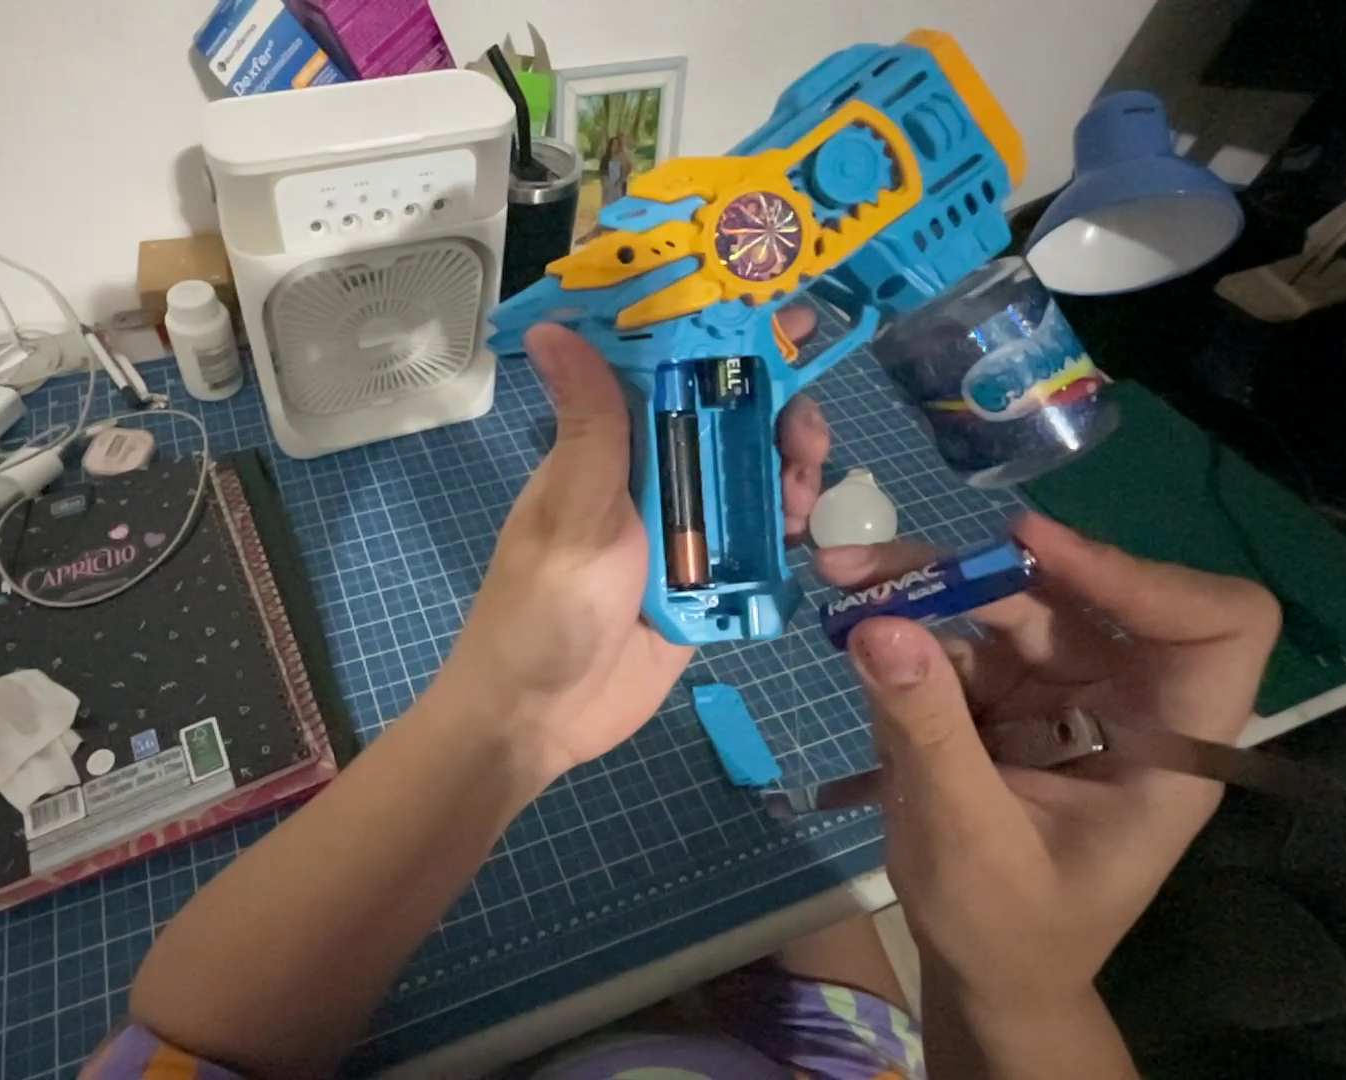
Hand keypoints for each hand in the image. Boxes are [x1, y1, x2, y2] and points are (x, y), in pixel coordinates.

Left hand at [439, 316, 824, 779]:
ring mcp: (677, 533)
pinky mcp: (701, 583)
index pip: (666, 374)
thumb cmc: (543, 608)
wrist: (541, 717)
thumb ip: (588, 423)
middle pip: (721, 424)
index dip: (719, 341)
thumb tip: (553, 324)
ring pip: (745, 479)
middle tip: (804, 429)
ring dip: (785, 471)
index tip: (781, 320)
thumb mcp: (571, 510)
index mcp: (604, 450)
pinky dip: (784, 530)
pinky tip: (804, 534)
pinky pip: (753, 542)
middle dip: (771, 414)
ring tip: (803, 489)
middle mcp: (644, 481)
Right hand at [816, 514, 1279, 1015]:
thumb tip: (876, 626)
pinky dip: (895, 627)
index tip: (1027, 550)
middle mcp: (1116, 703)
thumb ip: (926, 730)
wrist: (980, 961)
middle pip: (1062, 602)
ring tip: (839, 577)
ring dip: (915, 588)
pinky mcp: (990, 698)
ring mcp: (1050, 696)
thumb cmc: (1004, 923)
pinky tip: (846, 623)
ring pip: (994, 609)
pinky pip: (945, 639)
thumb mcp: (963, 834)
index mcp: (1163, 746)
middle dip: (963, 575)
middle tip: (860, 563)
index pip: (1207, 630)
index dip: (1132, 575)